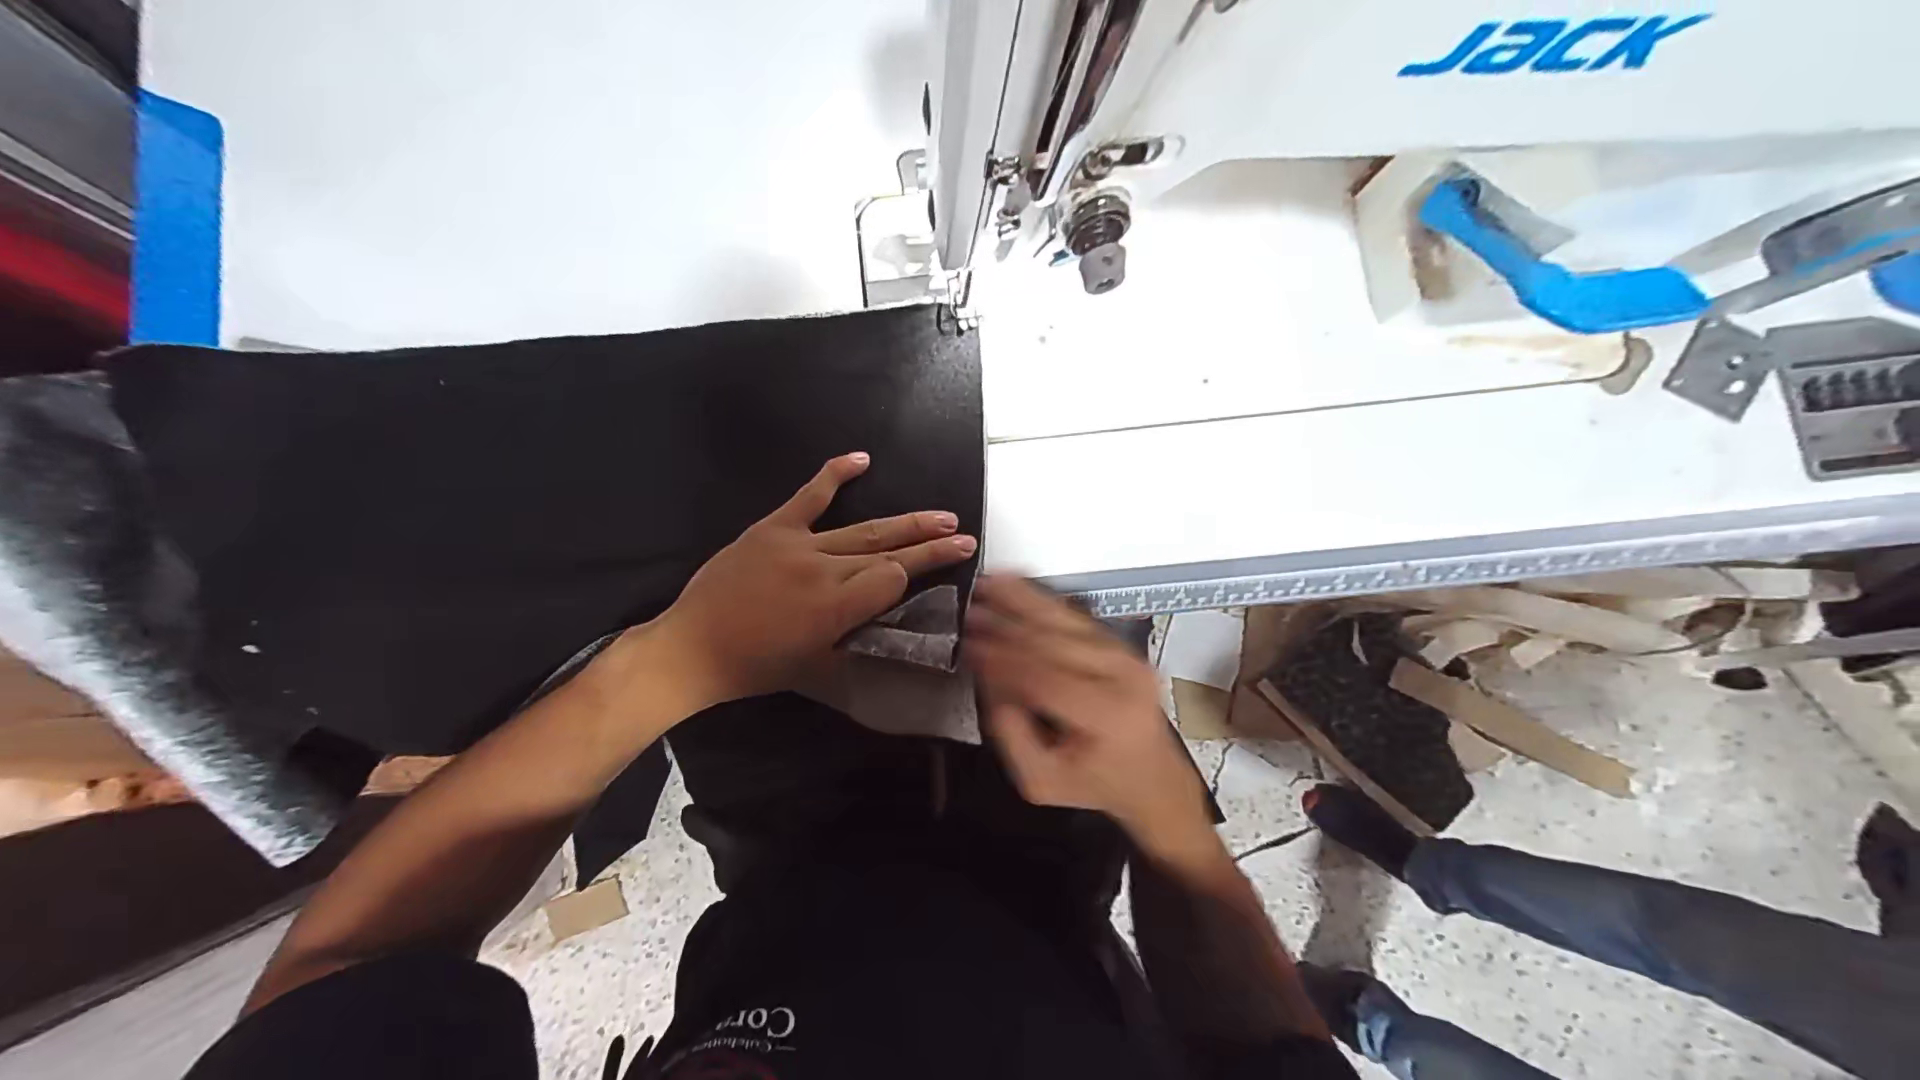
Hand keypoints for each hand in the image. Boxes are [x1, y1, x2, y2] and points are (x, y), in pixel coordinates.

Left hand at [634, 452, 975, 707]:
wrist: (692, 648)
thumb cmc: (755, 668)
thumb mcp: (817, 671)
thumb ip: (858, 647)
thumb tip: (891, 632)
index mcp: (835, 608)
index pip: (891, 579)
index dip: (913, 577)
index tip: (927, 579)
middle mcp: (823, 570)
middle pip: (888, 551)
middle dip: (930, 544)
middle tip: (963, 536)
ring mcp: (798, 545)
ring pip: (863, 530)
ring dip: (906, 523)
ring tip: (941, 516)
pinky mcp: (772, 529)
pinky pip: (808, 497)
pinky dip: (833, 475)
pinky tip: (861, 459)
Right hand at [965, 576, 1220, 866]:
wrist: (1153, 778)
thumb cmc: (1097, 783)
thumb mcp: (1043, 781)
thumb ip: (1011, 736)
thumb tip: (990, 682)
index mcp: (1108, 716)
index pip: (1046, 679)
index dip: (1004, 661)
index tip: (971, 647)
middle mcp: (1123, 677)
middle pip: (1056, 640)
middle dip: (1007, 625)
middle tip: (970, 611)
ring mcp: (1127, 656)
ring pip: (1066, 619)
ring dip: (1023, 599)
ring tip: (988, 582)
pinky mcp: (1122, 645)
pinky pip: (1076, 617)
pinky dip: (1042, 600)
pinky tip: (1016, 585)